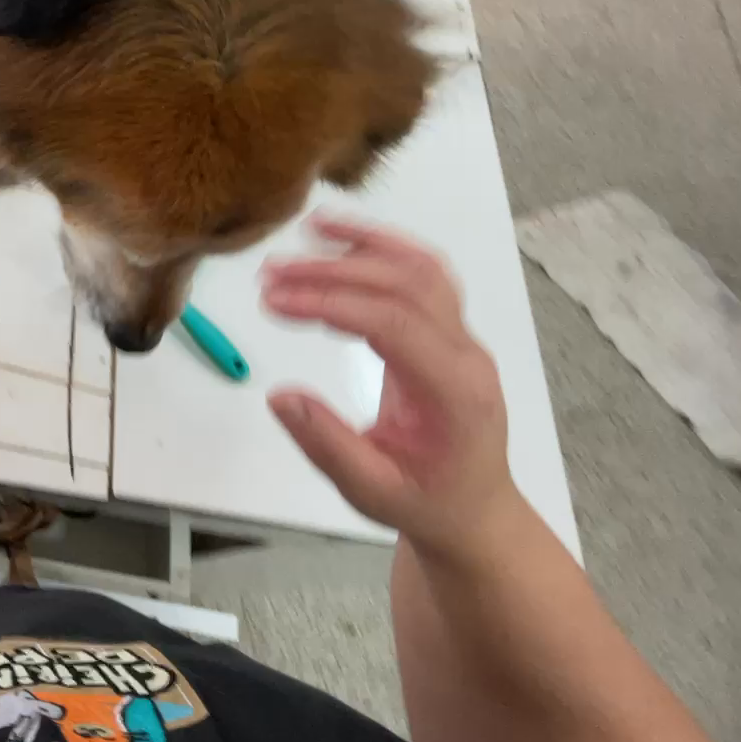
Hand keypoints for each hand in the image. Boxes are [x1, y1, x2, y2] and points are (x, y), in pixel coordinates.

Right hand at [260, 217, 524, 559]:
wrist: (473, 509)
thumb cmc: (420, 500)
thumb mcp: (368, 489)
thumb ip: (325, 443)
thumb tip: (278, 395)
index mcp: (452, 391)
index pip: (393, 324)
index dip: (329, 303)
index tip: (270, 300)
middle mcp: (465, 353)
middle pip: (405, 285)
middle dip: (333, 271)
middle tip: (267, 273)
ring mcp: (462, 337)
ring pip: (420, 269)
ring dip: (361, 246)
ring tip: (305, 232)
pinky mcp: (447, 331)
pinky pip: (422, 275)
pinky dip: (382, 248)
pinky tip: (340, 240)